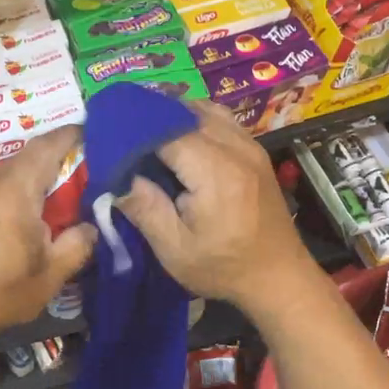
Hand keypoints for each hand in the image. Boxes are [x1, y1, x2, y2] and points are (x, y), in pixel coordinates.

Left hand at [0, 126, 96, 345]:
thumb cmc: (0, 294)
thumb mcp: (51, 275)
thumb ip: (77, 244)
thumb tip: (91, 225)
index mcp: (12, 192)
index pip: (45, 148)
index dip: (67, 137)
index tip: (86, 135)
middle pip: (23, 160)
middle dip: (49, 165)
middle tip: (71, 182)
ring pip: (2, 175)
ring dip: (23, 184)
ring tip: (39, 208)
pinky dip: (2, 195)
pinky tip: (7, 222)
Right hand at [115, 101, 318, 312]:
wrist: (279, 278)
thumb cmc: (224, 267)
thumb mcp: (174, 249)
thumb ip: (144, 208)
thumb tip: (117, 176)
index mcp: (216, 172)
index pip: (167, 131)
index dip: (135, 133)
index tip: (109, 142)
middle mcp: (237, 149)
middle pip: (187, 113)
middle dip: (152, 118)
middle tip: (122, 135)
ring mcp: (251, 147)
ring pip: (207, 110)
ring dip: (176, 116)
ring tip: (148, 134)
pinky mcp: (256, 153)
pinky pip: (222, 121)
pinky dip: (197, 121)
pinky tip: (179, 140)